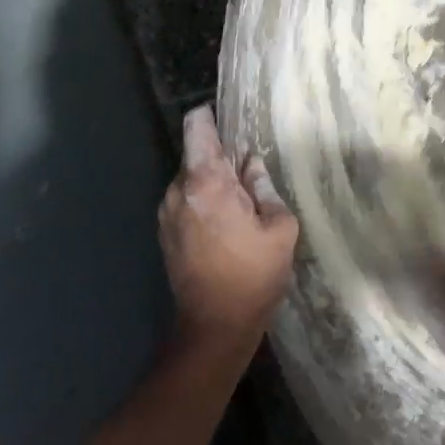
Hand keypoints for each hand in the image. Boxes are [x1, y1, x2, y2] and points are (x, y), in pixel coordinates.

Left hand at [159, 106, 298, 345]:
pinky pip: (185, 202)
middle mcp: (178, 190)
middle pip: (197, 155)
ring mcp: (166, 213)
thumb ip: (265, 188)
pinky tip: (226, 227)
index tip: (232, 123)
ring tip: (242, 207)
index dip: (212, 116)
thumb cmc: (252, 276)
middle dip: (222, 159)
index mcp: (205, 181)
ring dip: (213, 184)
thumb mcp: (279, 228)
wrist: (214, 328)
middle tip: (251, 178)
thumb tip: (252, 165)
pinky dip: (203, 204)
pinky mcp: (165, 234)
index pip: (197, 126)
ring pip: (191, 180)